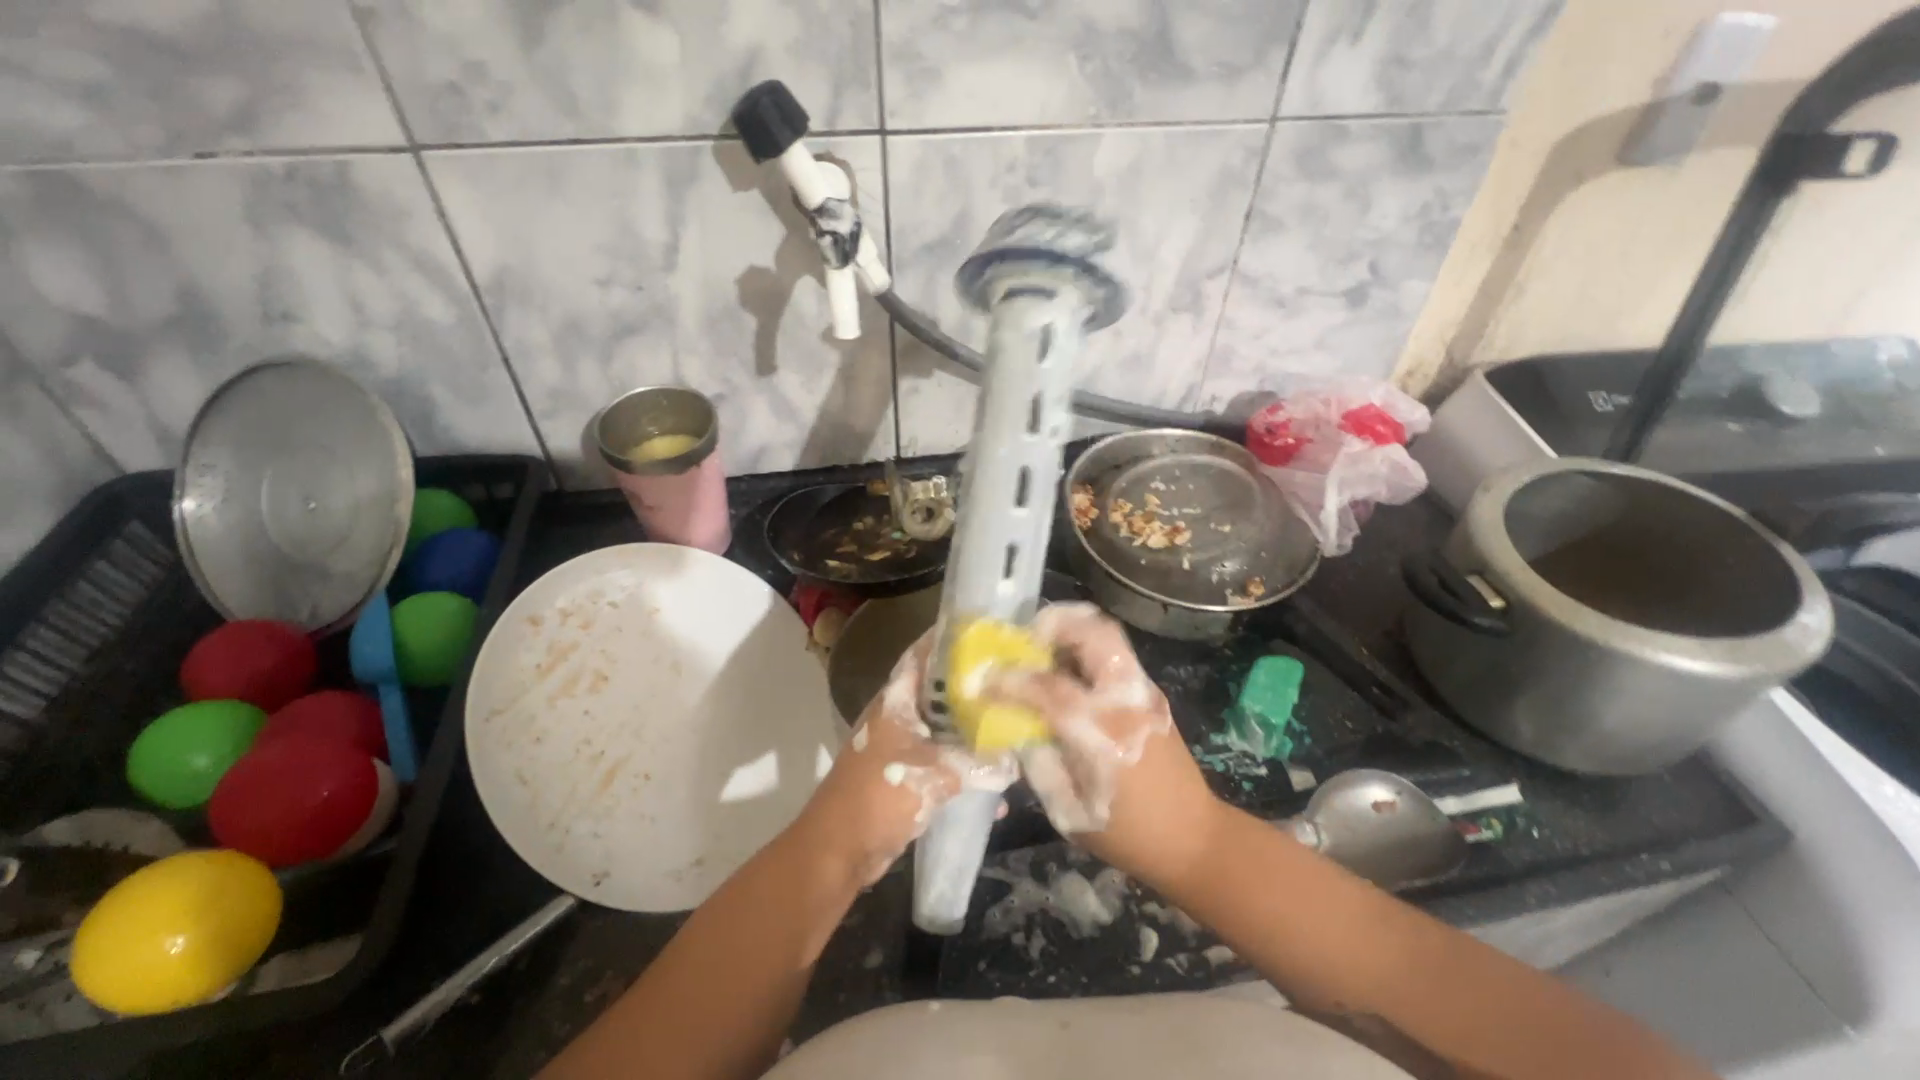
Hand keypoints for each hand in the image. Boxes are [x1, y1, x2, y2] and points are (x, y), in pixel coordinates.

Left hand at [789, 628, 991, 888]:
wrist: (838, 850)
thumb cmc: (879, 797)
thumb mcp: (934, 775)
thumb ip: (977, 765)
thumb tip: (1015, 764)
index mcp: (896, 703)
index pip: (921, 657)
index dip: (948, 642)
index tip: (985, 634)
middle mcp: (898, 718)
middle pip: (941, 695)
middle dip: (976, 692)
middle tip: (1016, 685)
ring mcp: (901, 749)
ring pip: (946, 732)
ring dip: (976, 737)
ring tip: (1015, 735)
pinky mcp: (906, 780)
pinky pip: (944, 766)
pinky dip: (967, 774)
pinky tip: (998, 791)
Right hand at [984, 602, 1221, 887]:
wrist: (1194, 839)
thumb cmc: (1127, 834)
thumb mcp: (1067, 810)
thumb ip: (1037, 760)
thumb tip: (1011, 723)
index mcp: (1104, 735)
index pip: (1049, 687)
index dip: (1009, 680)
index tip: (982, 679)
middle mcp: (1128, 701)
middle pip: (1093, 632)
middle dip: (1052, 625)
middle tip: (1022, 643)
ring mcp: (1146, 693)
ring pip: (1108, 636)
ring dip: (1070, 634)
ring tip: (1039, 654)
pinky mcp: (1151, 695)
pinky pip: (1114, 656)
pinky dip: (1085, 651)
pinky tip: (1065, 677)